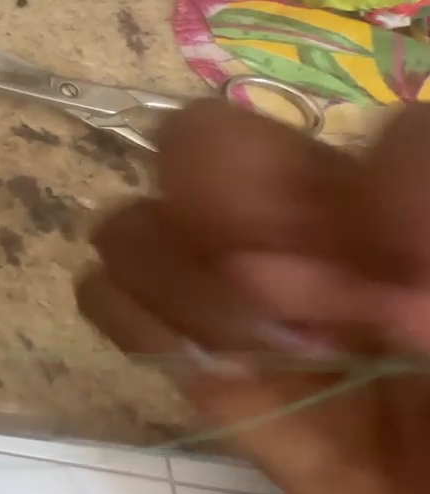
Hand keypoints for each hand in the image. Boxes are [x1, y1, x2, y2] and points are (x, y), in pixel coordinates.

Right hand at [78, 101, 429, 493]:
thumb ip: (421, 240)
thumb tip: (344, 267)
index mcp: (362, 192)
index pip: (334, 121)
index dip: (341, 188)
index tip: (395, 282)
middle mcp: (273, 213)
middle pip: (188, 143)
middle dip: (229, 224)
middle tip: (304, 315)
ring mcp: (204, 270)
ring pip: (125, 225)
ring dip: (189, 294)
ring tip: (271, 357)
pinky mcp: (158, 332)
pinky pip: (97, 293)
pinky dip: (146, 331)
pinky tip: (217, 373)